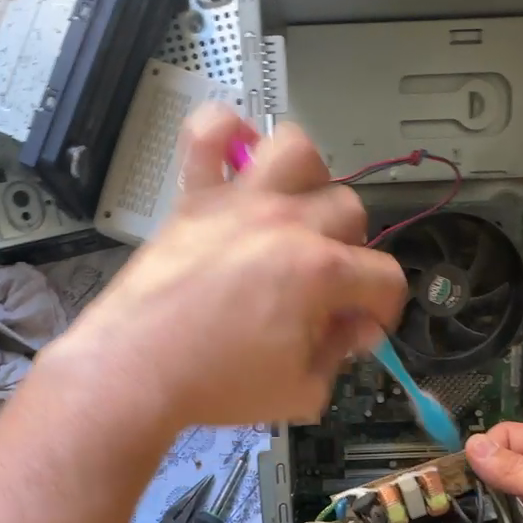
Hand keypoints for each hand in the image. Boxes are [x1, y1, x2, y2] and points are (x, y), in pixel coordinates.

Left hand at [43, 107, 407, 429]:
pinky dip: (225, 132)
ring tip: (297, 210)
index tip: (367, 325)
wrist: (138, 371)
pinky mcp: (195, 201)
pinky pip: (208, 134)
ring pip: (297, 150)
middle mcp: (286, 225)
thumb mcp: (299, 391)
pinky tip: (238, 154)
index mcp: (319, 274)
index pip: (384, 276)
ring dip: (309, 177)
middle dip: (352, 249)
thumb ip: (338, 356)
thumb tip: (354, 330)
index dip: (385, 306)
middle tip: (329, 284)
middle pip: (351, 211)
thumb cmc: (215, 385)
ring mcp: (239, 205)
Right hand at [465, 423, 522, 522]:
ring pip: (497, 488)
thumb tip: (472, 444)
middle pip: (501, 460)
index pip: (510, 434)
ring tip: (480, 519)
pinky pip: (500, 512)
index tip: (475, 479)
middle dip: (486, 477)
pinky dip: (492, 519)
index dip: (489, 451)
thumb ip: (518, 468)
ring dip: (486, 502)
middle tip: (473, 502)